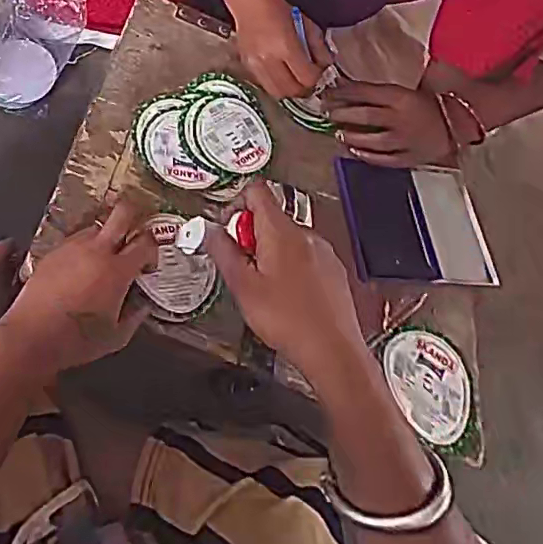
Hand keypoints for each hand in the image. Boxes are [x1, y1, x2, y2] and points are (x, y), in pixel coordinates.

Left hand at [0, 201, 158, 374]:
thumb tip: (143, 304)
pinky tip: (80, 268)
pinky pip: (76, 239)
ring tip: (103, 258)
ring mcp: (73, 247)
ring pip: (97, 226)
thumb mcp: (116, 337)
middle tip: (134, 233)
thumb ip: (135, 316)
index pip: (146, 241)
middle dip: (134, 215)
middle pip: (122, 212)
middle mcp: (97, 251)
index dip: (152, 247)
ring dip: (105, 236)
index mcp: (117, 270)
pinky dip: (84, 248)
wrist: (31, 337)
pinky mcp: (54, 251)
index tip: (148, 262)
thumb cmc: (76, 341)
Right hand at [203, 181, 369, 385]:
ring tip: (266, 288)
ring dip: (271, 253)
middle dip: (252, 236)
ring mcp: (323, 251)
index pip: (257, 191)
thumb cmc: (288, 321)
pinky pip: (306, 255)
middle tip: (245, 268)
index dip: (237, 204)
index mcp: (281, 232)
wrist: (333, 351)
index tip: (230, 228)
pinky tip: (288, 296)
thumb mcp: (243, 287)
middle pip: (271, 217)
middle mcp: (305, 234)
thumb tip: (209, 230)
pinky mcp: (333, 269)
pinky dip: (292, 267)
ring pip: (288, 238)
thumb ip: (223, 252)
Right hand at [228, 0, 319, 98]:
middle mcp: (269, 59)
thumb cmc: (277, 9)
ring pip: (277, 92)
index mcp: (286, 47)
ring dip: (289, 89)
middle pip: (292, 90)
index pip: (307, 78)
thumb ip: (319, 46)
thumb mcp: (305, 23)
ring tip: (295, 79)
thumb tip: (327, 65)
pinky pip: (265, 85)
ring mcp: (255, 65)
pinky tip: (280, 73)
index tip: (319, 70)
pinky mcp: (247, 66)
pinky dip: (276, 84)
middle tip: (309, 78)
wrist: (249, 3)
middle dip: (304, 88)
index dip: (317, 77)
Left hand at [325, 80, 455, 167]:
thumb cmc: (440, 98)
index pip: (365, 93)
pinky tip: (354, 152)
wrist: (468, 121)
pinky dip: (367, 156)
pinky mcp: (411, 157)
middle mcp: (401, 119)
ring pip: (371, 140)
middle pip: (364, 115)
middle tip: (327, 112)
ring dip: (351, 136)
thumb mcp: (417, 83)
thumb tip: (364, 74)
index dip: (344, 92)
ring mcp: (405, 141)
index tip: (329, 92)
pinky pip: (385, 159)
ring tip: (337, 133)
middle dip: (342, 113)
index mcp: (402, 97)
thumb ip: (393, 82)